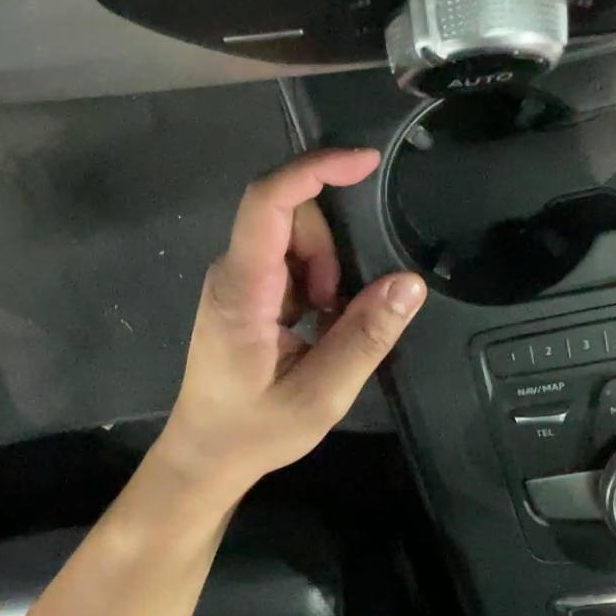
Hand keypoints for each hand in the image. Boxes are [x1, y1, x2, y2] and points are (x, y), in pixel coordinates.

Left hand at [152, 148, 426, 491]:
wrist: (205, 453)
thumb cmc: (253, 430)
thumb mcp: (320, 395)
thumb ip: (364, 338)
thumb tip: (410, 283)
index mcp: (242, 288)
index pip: (267, 201)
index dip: (315, 169)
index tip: (365, 162)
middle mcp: (233, 271)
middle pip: (288, 215)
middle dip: (328, 247)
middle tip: (337, 308)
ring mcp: (236, 279)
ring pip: (292, 236)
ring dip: (323, 268)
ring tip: (324, 324)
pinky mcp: (245, 291)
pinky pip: (288, 260)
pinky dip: (314, 281)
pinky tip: (315, 324)